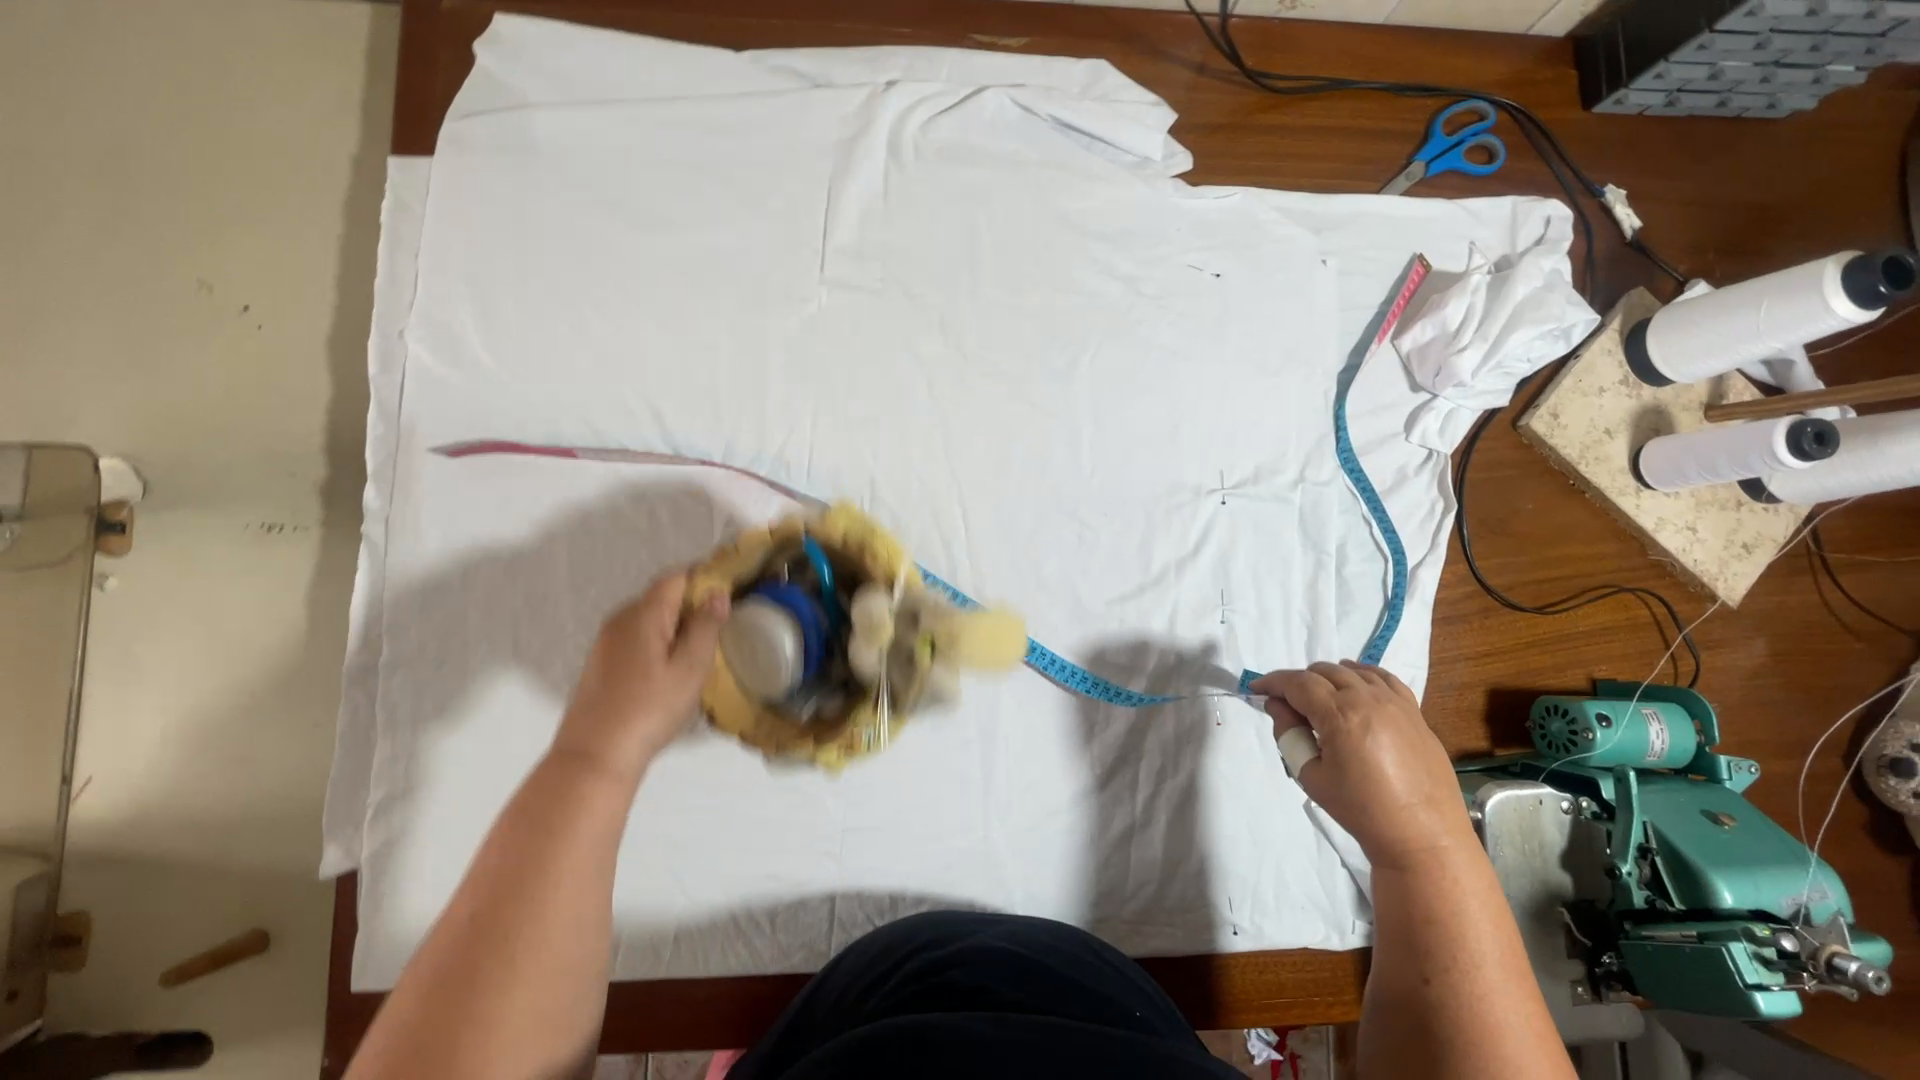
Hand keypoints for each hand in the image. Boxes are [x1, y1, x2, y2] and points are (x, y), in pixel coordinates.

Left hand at [553, 571, 728, 780]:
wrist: (596, 754)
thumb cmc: (650, 708)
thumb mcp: (690, 668)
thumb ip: (706, 627)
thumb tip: (717, 593)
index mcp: (644, 614)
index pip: (677, 577)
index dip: (705, 577)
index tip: (732, 590)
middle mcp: (621, 618)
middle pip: (662, 596)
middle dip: (693, 602)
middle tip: (723, 625)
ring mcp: (607, 641)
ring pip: (649, 618)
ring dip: (677, 624)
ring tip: (702, 650)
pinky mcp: (602, 663)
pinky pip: (637, 637)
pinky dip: (659, 641)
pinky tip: (672, 669)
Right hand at [1251, 661, 1474, 872]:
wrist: (1422, 835)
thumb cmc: (1360, 810)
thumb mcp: (1311, 776)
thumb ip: (1289, 734)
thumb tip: (1277, 705)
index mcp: (1340, 715)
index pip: (1298, 683)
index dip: (1273, 682)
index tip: (1257, 688)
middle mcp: (1369, 699)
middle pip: (1324, 671)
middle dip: (1299, 682)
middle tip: (1288, 705)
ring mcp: (1396, 703)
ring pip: (1354, 671)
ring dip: (1329, 678)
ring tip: (1320, 700)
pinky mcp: (1415, 713)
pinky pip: (1386, 680)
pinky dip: (1363, 677)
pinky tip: (1356, 688)